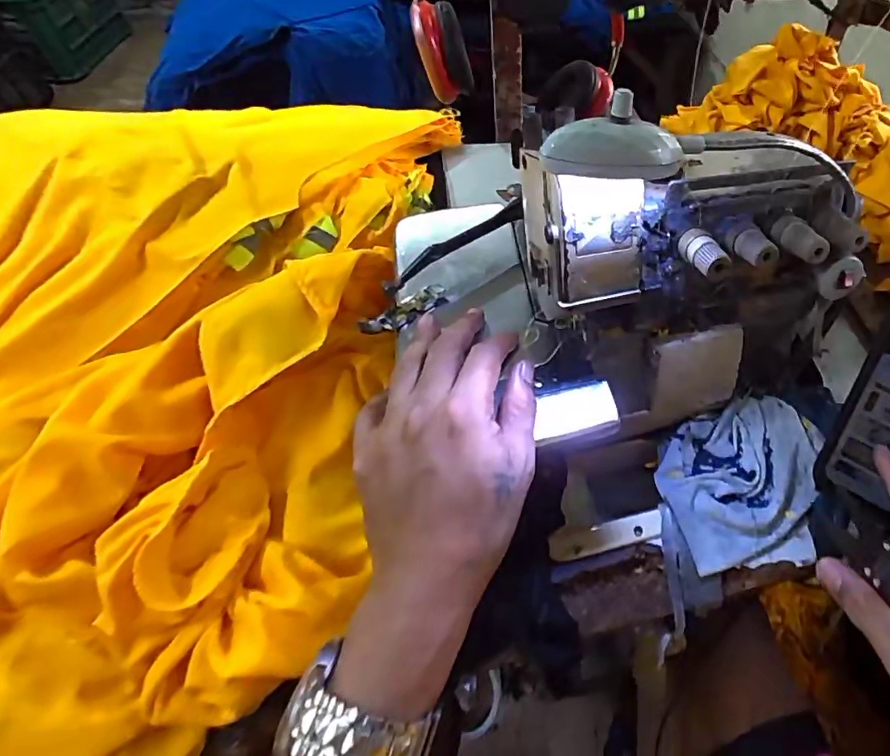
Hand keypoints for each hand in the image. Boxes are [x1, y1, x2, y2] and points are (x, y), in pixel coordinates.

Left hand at [331, 310, 536, 717]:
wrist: (428, 573)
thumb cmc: (485, 521)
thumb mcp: (519, 464)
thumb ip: (520, 408)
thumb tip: (522, 366)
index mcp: (464, 409)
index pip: (483, 357)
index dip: (500, 342)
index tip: (511, 338)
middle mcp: (423, 406)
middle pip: (441, 351)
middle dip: (461, 329)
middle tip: (473, 316)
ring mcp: (389, 425)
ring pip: (404, 368)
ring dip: (419, 341)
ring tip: (428, 322)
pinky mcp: (366, 448)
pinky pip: (374, 405)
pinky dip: (389, 389)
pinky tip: (397, 385)